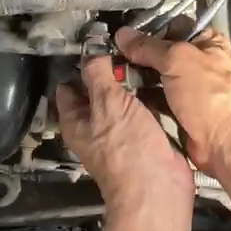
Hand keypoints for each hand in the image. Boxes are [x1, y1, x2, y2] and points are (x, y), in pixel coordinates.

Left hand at [55, 54, 193, 216]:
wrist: (158, 187)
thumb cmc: (127, 146)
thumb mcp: (108, 102)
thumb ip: (98, 73)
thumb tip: (91, 51)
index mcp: (75, 120)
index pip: (69, 84)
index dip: (80, 63)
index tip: (99, 42)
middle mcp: (95, 126)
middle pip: (99, 90)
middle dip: (112, 70)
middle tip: (129, 47)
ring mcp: (121, 132)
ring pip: (124, 98)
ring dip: (134, 81)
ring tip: (148, 57)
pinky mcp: (145, 136)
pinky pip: (145, 109)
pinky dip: (151, 95)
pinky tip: (161, 79)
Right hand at [114, 27, 230, 175]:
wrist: (224, 143)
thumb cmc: (207, 94)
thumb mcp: (177, 61)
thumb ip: (148, 47)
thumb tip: (122, 34)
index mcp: (208, 42)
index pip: (174, 26)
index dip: (150, 30)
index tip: (124, 37)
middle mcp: (201, 61)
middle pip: (163, 52)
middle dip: (140, 56)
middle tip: (113, 59)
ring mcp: (191, 87)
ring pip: (158, 76)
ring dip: (138, 77)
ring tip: (113, 76)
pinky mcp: (182, 109)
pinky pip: (158, 97)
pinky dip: (143, 96)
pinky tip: (123, 95)